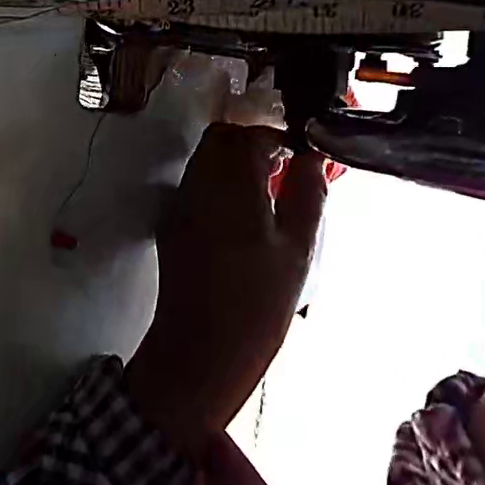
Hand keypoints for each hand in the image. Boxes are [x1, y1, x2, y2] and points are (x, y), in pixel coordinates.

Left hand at [125, 123, 328, 455]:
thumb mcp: (297, 249)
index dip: (278, 140)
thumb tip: (312, 159)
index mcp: (230, 184)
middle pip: (221, 139)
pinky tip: (243, 217)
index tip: (299, 158)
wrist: (203, 348)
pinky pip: (196, 185)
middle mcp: (197, 185)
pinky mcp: (172, 223)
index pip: (250, 135)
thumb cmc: (257, 304)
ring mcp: (180, 204)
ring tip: (266, 196)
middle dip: (252, 144)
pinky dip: (218, 184)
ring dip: (234, 163)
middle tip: (282, 172)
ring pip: (205, 159)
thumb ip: (307, 194)